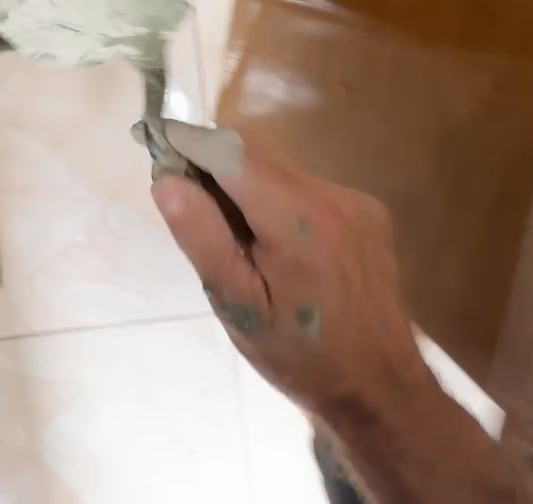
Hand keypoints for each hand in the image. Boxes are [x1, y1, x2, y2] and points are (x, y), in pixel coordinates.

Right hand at [149, 121, 432, 419]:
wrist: (382, 391)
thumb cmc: (298, 353)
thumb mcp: (236, 304)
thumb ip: (201, 237)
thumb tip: (166, 179)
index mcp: (296, 219)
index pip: (228, 151)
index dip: (186, 141)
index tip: (151, 141)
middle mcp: (329, 196)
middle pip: (250, 151)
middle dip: (208, 161)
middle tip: (181, 198)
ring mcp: (352, 200)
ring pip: (272, 165)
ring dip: (237, 179)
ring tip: (226, 230)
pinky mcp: (364, 210)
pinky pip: (298, 182)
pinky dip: (268, 193)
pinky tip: (267, 238)